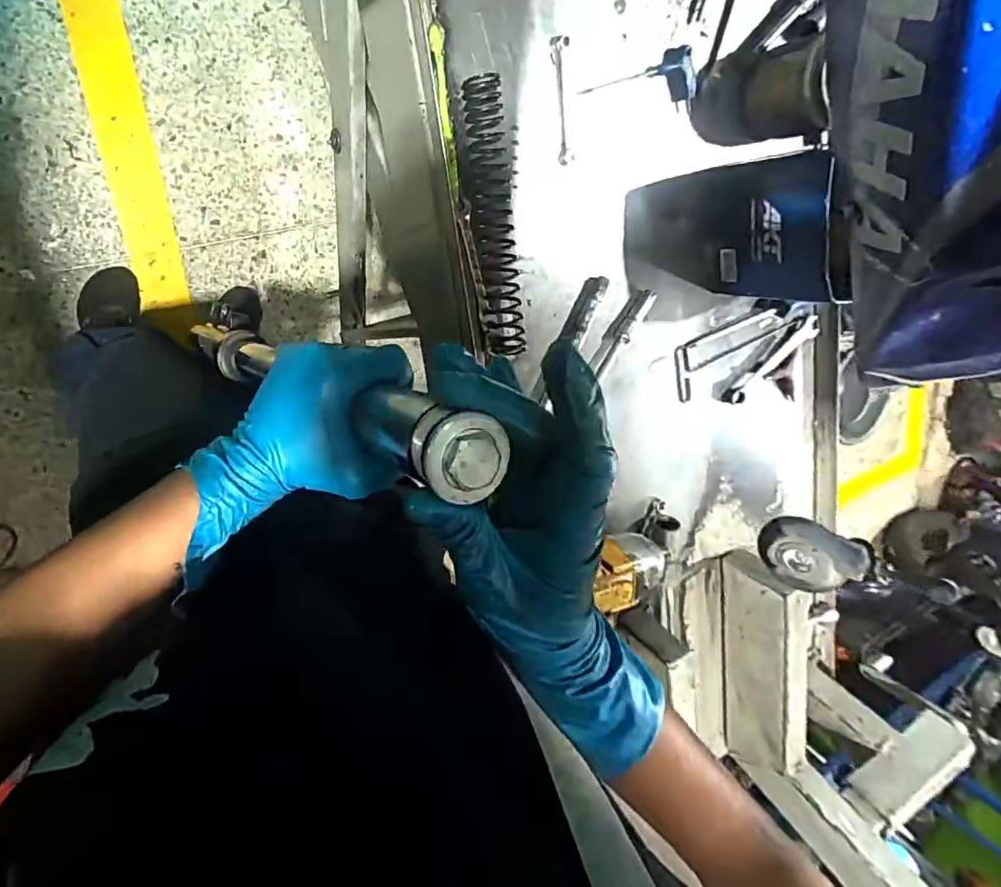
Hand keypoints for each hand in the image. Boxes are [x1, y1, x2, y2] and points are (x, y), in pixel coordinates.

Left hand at [183, 342, 411, 585]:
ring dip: (351, 376)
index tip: (394, 399)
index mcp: (340, 373)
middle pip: (368, 356)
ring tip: (348, 404)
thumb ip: (389, 464)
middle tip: (371, 406)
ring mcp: (300, 352)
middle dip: (374, 380)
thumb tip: (408, 450)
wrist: (256, 459)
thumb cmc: (304, 464)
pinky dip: (329, 374)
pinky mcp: (286, 358)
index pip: (391, 359)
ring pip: (344, 356)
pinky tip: (327, 398)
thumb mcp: (357, 475)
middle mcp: (320, 354)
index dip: (400, 379)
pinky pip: (321, 359)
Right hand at [401, 341, 663, 778]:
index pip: (585, 451)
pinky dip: (484, 409)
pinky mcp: (512, 484)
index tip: (560, 360)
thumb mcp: (497, 584)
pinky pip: (498, 440)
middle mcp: (559, 485)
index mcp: (573, 511)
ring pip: (517, 426)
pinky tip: (470, 382)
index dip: (576, 404)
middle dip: (494, 392)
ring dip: (486, 391)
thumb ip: (464, 539)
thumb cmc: (535, 618)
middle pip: (535, 427)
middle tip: (448, 363)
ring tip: (451, 360)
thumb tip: (414, 498)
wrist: (545, 640)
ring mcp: (536, 481)